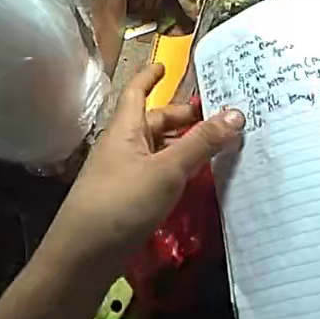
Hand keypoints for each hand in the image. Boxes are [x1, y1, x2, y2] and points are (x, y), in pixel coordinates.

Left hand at [43, 63, 241, 273]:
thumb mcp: (166, 170)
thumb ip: (201, 143)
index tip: (163, 64)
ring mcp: (123, 174)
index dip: (149, 77)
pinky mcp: (127, 200)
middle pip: (153, 123)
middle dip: (181, 117)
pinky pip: (156, 174)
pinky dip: (176, 171)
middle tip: (216, 118)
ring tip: (215, 148)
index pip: (136, 93)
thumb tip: (235, 113)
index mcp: (124, 129)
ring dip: (182, 146)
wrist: (84, 254)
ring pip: (156, 150)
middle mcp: (121, 146)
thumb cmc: (122, 202)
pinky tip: (195, 181)